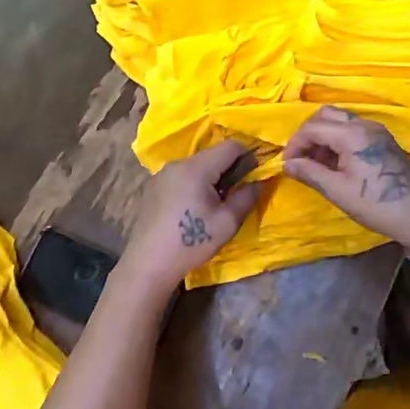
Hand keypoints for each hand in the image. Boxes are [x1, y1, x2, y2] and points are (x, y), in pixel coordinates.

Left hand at [116, 139, 262, 294]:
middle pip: (212, 154)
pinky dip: (194, 183)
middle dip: (229, 168)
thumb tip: (260, 181)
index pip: (230, 146)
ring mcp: (162, 174)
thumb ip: (246, 197)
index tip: (255, 175)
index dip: (248, 155)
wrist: (149, 262)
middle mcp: (177, 163)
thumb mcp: (227, 222)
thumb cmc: (191, 242)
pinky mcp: (154, 186)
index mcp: (196, 168)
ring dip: (211, 176)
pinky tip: (192, 208)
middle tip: (236, 193)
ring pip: (196, 165)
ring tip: (214, 203)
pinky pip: (182, 175)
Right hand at [282, 106, 409, 243]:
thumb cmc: (376, 204)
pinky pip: (352, 131)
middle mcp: (364, 125)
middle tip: (299, 158)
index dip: (295, 144)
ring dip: (322, 137)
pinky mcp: (383, 141)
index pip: (313, 127)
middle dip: (308, 134)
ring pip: (339, 122)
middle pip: (326, 116)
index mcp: (352, 134)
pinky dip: (337, 141)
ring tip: (314, 164)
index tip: (287, 164)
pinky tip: (333, 164)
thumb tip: (288, 164)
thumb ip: (309, 173)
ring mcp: (376, 131)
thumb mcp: (337, 191)